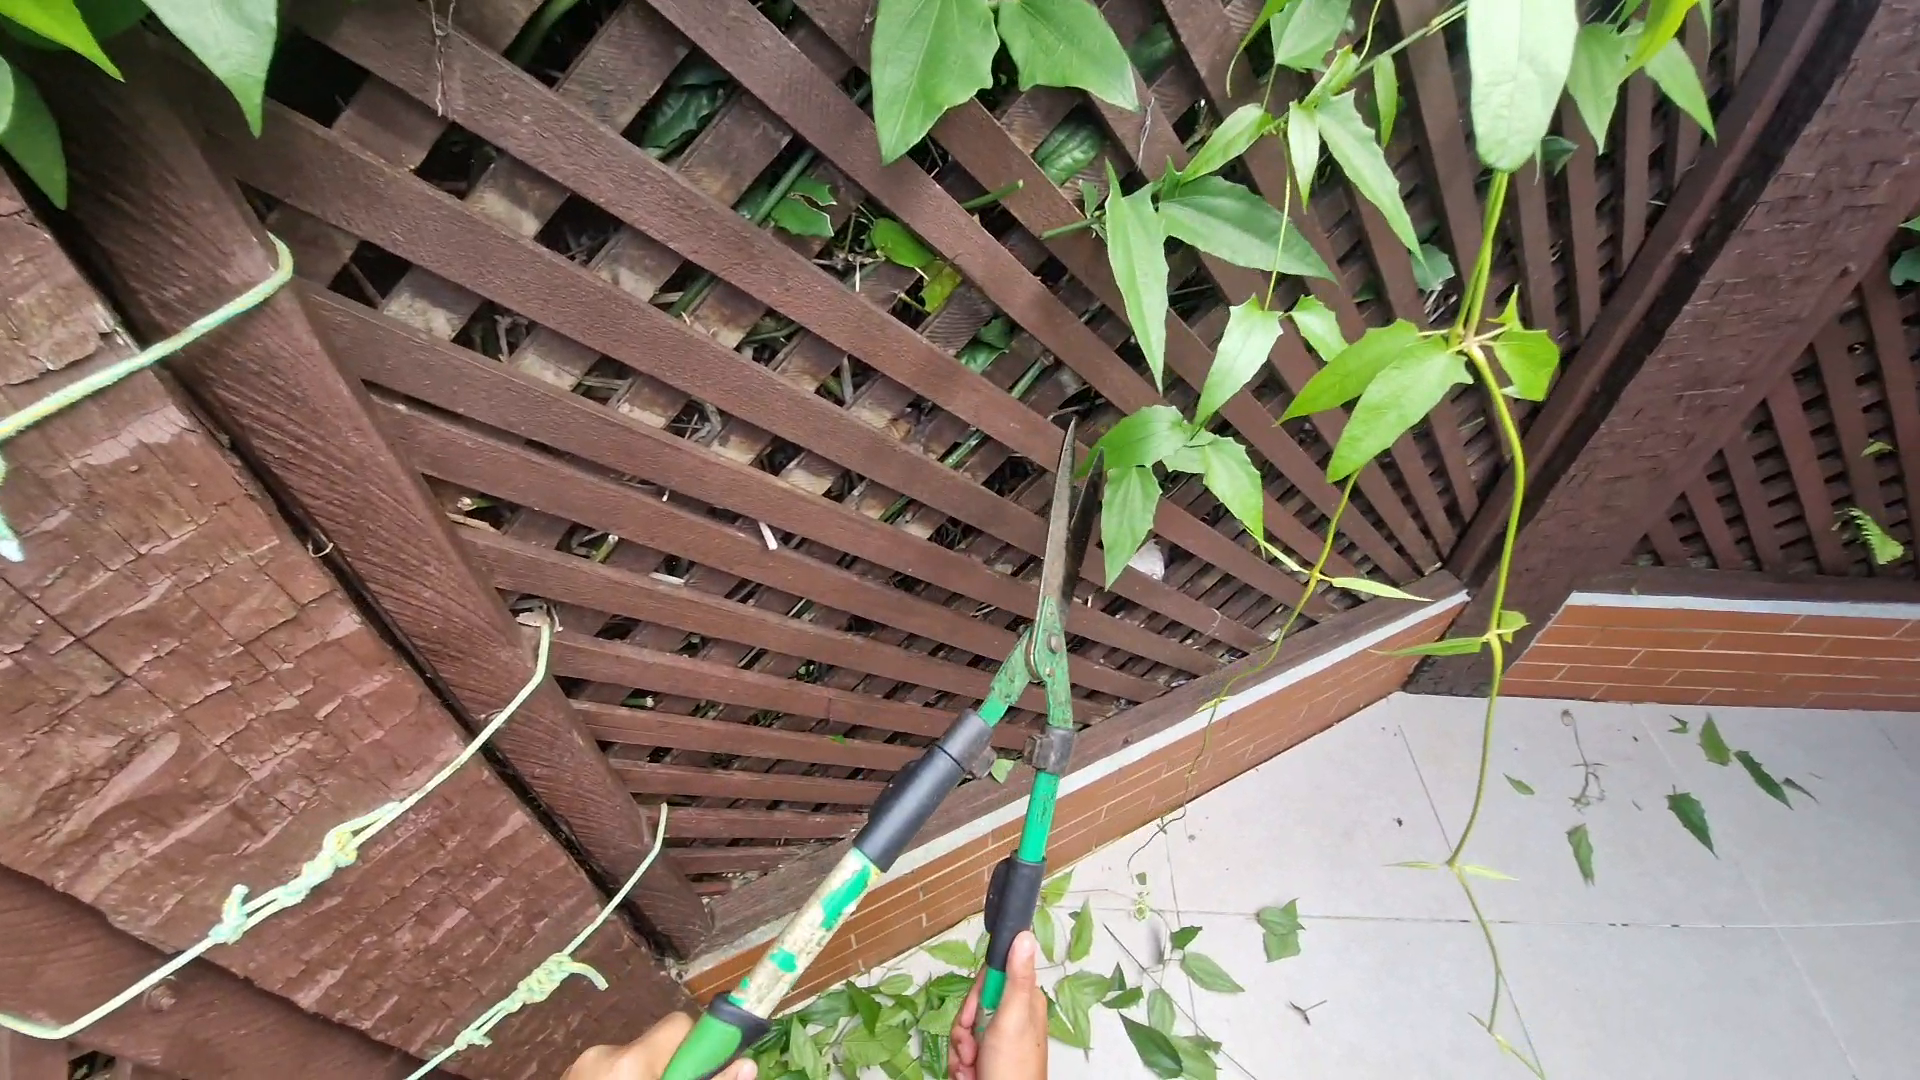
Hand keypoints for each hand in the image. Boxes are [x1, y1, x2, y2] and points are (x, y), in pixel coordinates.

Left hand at [562, 1011, 757, 1079]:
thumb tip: (748, 1065)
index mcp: (631, 1063)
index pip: (681, 1025)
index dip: (701, 1049)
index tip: (709, 1074)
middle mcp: (601, 1057)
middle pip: (656, 1048)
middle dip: (672, 1073)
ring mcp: (577, 1071)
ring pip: (631, 1068)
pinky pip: (607, 1079)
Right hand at [947, 931, 1047, 1079]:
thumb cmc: (1012, 1068)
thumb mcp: (1013, 1017)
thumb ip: (1016, 976)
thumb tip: (1024, 933)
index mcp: (1024, 1002)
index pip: (993, 977)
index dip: (977, 992)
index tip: (974, 1009)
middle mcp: (1011, 1019)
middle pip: (973, 1004)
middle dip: (964, 1027)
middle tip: (973, 1046)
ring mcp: (998, 1042)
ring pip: (964, 1030)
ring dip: (961, 1051)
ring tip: (972, 1068)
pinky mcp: (985, 1062)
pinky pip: (962, 1053)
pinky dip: (961, 1066)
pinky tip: (970, 1077)